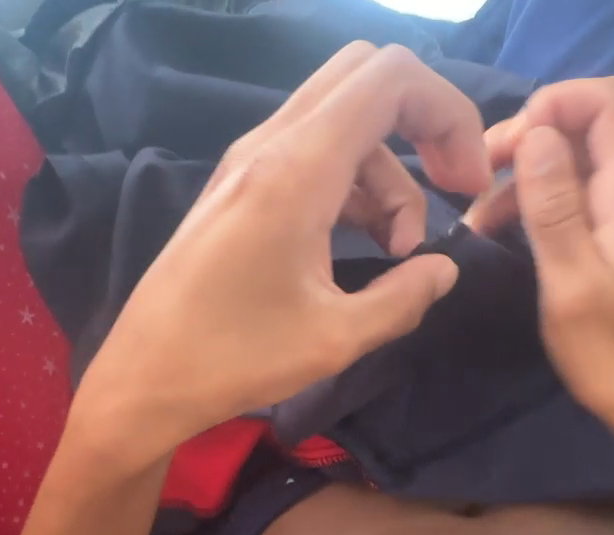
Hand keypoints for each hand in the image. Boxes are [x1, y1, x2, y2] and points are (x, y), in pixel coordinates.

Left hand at [71, 42, 492, 461]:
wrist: (146, 377)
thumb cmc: (236, 359)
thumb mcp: (336, 339)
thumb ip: (403, 299)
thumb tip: (444, 270)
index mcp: (297, 168)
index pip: (391, 78)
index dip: (448, 114)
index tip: (468, 184)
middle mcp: (271, 145)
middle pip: (367, 81)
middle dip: (424, 127)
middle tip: (451, 193)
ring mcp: (250, 164)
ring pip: (343, 126)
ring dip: (388, 177)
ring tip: (400, 254)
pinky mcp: (241, 191)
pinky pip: (314, 159)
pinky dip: (354, 190)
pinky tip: (363, 250)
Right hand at [478, 78, 613, 449]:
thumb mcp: (573, 282)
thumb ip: (554, 208)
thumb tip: (534, 134)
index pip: (605, 102)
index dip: (553, 105)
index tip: (501, 151)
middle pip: (585, 130)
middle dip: (527, 142)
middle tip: (475, 187)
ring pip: (574, 171)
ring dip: (524, 184)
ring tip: (476, 226)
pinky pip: (575, 207)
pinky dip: (537, 212)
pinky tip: (504, 242)